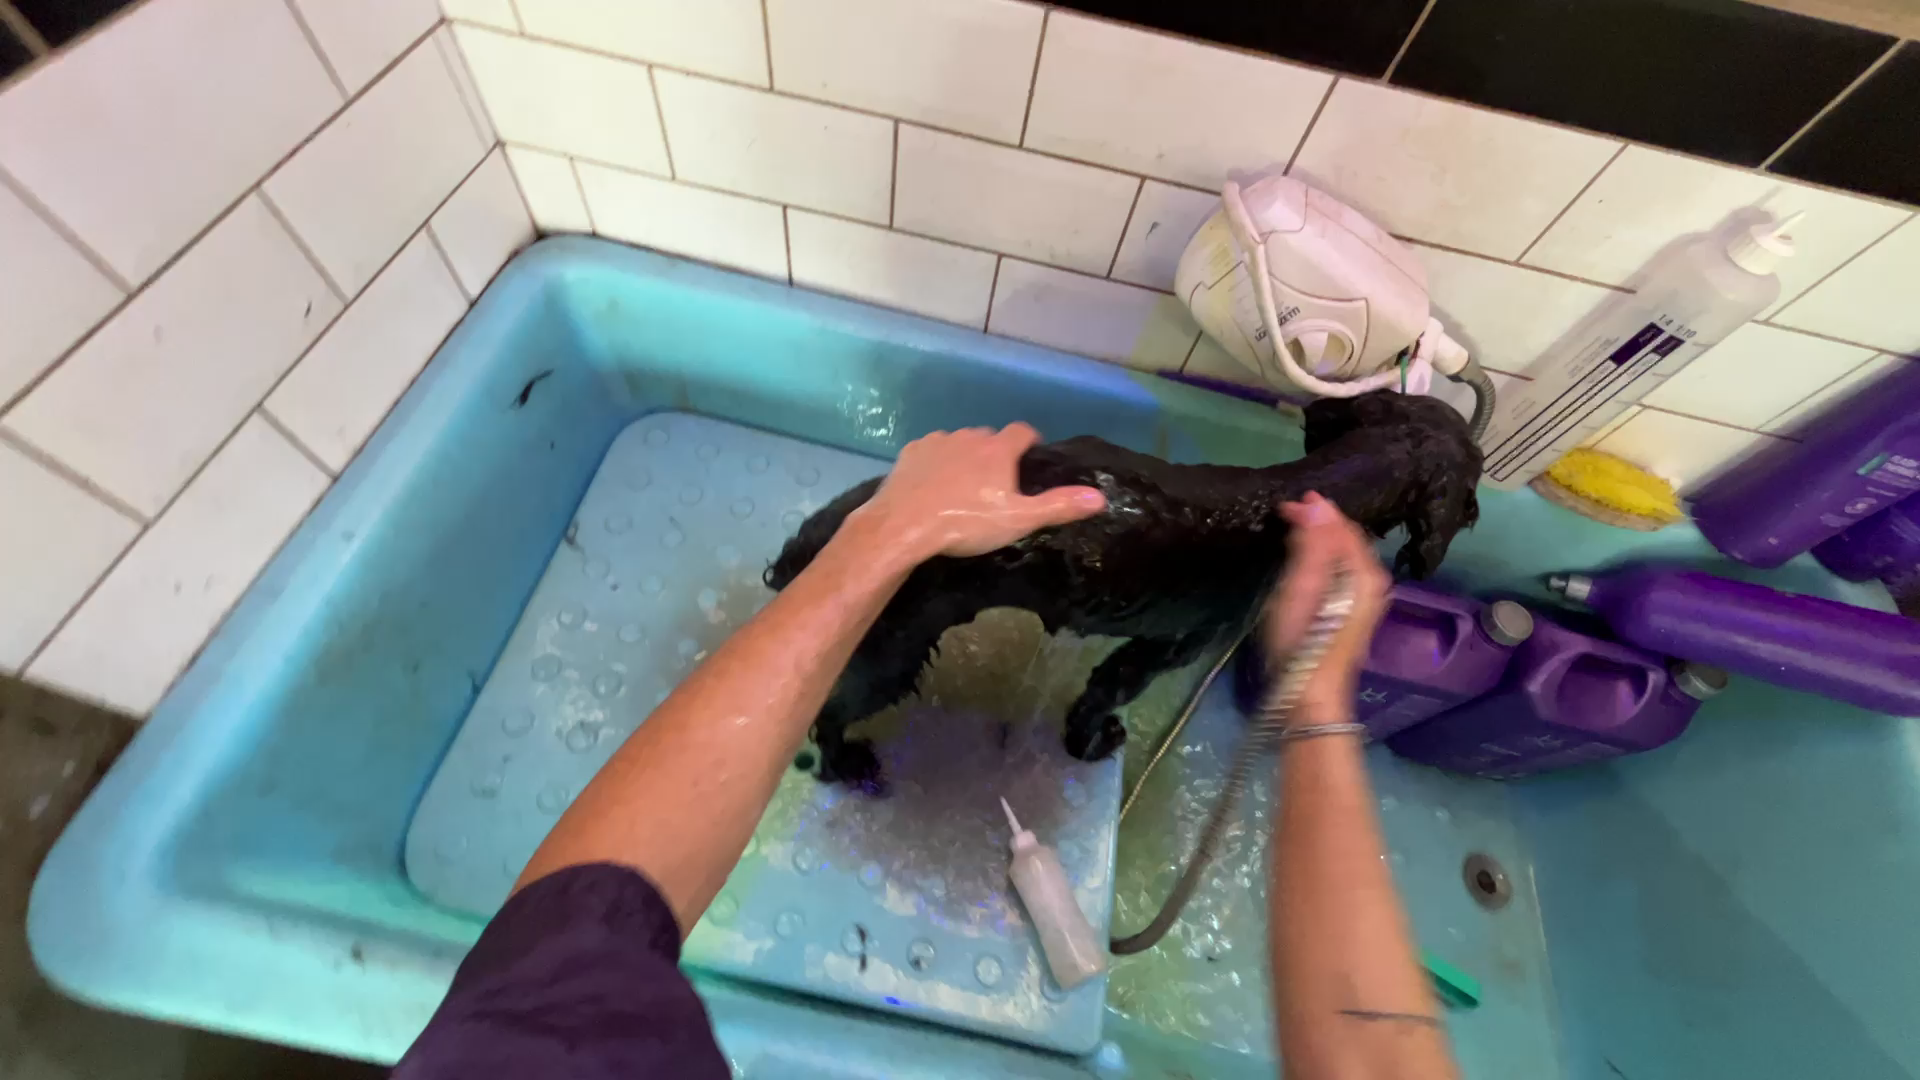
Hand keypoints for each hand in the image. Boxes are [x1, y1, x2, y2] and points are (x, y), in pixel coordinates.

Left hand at [852, 423, 1106, 561]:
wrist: (903, 526)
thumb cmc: (966, 523)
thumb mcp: (1018, 520)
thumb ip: (1058, 506)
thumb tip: (1100, 497)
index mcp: (998, 449)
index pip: (1023, 431)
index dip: (1030, 442)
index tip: (1031, 458)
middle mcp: (969, 436)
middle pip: (990, 437)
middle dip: (996, 453)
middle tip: (996, 484)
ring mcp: (936, 442)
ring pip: (959, 442)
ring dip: (965, 456)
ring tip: (963, 486)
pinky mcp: (910, 453)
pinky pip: (931, 451)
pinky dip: (936, 462)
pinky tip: (932, 485)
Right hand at [1262, 492, 1391, 718]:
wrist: (1310, 691)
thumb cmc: (1302, 639)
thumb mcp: (1302, 587)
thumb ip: (1312, 545)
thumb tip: (1315, 504)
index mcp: (1362, 573)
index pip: (1342, 527)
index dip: (1316, 510)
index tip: (1285, 503)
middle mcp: (1371, 581)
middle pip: (1347, 539)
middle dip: (1320, 521)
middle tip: (1287, 511)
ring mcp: (1363, 598)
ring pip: (1344, 554)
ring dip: (1321, 537)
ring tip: (1293, 528)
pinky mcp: (1350, 610)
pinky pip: (1340, 568)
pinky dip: (1322, 555)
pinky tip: (1304, 558)